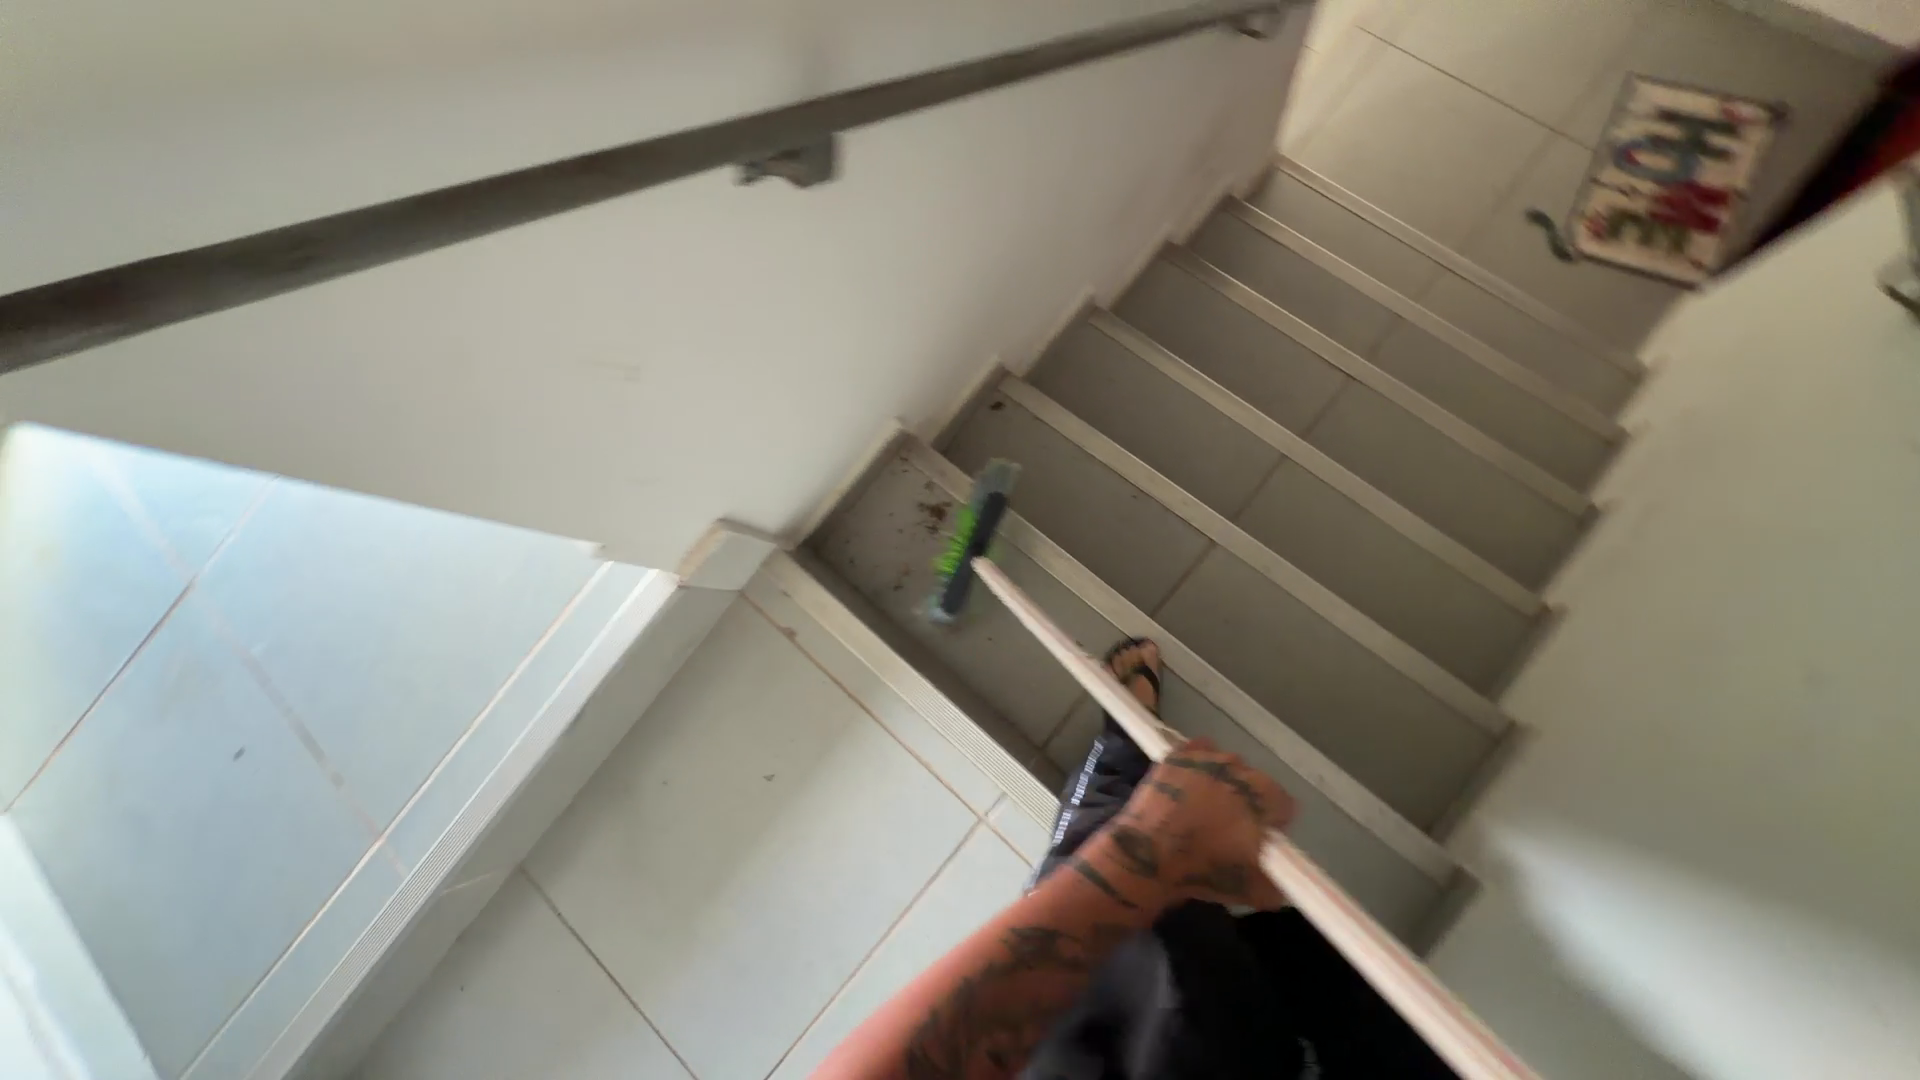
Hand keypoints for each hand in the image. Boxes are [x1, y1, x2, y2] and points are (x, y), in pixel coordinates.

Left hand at [1075, 738, 1294, 912]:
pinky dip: (1199, 760)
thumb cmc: (1203, 871)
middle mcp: (1239, 769)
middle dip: (1249, 801)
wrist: (1148, 855)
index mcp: (1263, 798)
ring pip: (1227, 764)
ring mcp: (1206, 758)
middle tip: (1231, 823)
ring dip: (1224, 780)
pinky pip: (1198, 749)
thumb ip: (1277, 883)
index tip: (1261, 835)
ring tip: (1206, 804)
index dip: (1274, 820)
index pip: (1283, 802)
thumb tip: (1283, 883)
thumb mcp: (1252, 890)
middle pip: (1254, 782)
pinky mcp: (1177, 755)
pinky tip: (1191, 778)